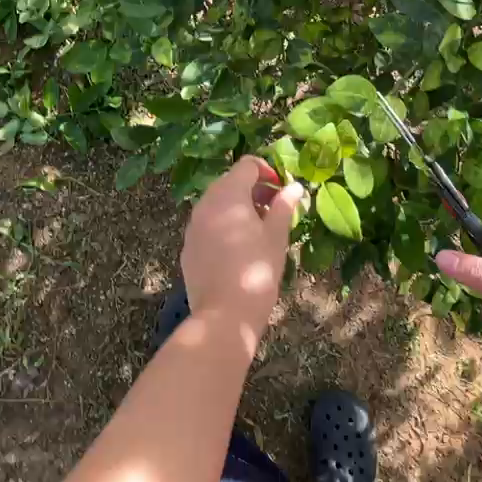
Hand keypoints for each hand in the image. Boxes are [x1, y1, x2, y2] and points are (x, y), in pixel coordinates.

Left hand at [180, 156, 303, 346]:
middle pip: (230, 182)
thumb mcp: (276, 236)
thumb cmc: (257, 271)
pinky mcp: (188, 247)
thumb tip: (294, 187)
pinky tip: (239, 249)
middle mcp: (206, 203)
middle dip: (254, 190)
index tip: (283, 191)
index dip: (268, 172)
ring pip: (218, 204)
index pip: (247, 165)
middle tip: (276, 210)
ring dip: (239, 208)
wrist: (224, 316)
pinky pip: (208, 225)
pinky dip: (224, 226)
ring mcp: (193, 225)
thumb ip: (284, 206)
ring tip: (260, 230)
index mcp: (228, 194)